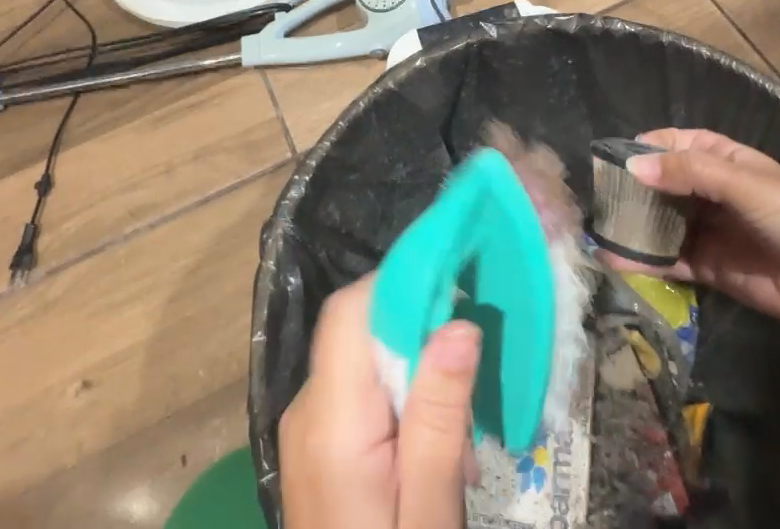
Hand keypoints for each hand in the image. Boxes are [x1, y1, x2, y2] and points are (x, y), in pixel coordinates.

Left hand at [280, 274, 481, 528]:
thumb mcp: (431, 507)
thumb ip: (440, 415)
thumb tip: (457, 323)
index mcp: (332, 420)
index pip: (351, 313)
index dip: (400, 281)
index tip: (457, 274)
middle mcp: (307, 409)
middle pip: (356, 329)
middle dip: (416, 326)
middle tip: (473, 362)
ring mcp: (306, 427)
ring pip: (360, 358)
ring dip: (412, 365)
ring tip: (459, 430)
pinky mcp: (316, 444)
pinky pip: (356, 392)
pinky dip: (397, 394)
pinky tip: (432, 444)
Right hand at [606, 127, 779, 334]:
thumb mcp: (746, 186)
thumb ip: (690, 173)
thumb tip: (633, 166)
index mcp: (734, 163)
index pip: (686, 143)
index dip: (655, 144)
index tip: (620, 154)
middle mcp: (720, 194)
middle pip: (669, 183)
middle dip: (637, 186)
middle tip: (600, 192)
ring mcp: (714, 232)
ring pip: (666, 222)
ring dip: (636, 223)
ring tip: (599, 224)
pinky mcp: (710, 268)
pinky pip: (670, 259)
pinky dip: (643, 259)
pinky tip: (613, 258)